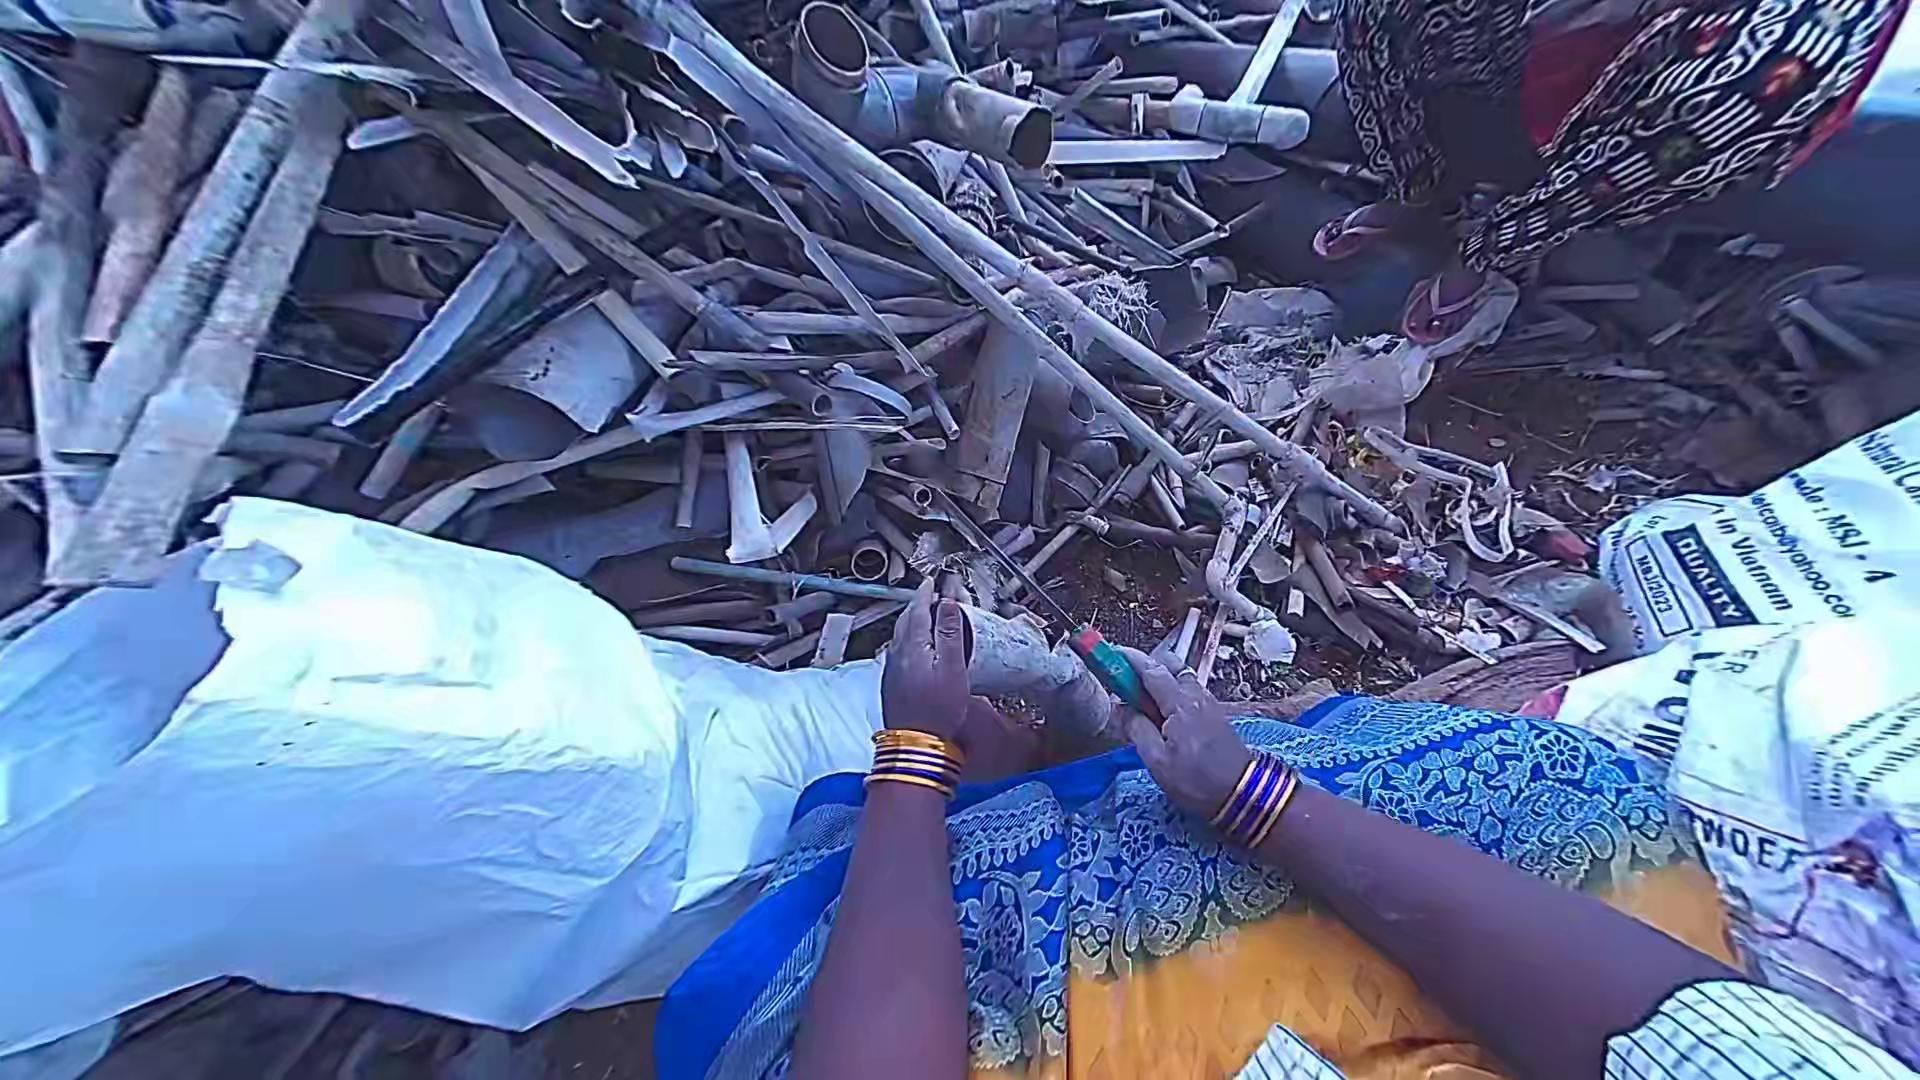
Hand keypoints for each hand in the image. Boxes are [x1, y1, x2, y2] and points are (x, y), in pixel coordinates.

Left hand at [880, 580, 969, 739]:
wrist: (915, 744)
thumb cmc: (937, 709)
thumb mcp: (952, 668)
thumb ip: (949, 633)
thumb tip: (948, 603)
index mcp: (911, 645)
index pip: (917, 609)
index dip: (925, 593)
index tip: (931, 582)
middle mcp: (897, 653)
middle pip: (906, 620)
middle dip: (918, 605)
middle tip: (930, 595)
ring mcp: (892, 668)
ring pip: (901, 635)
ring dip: (913, 621)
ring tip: (926, 616)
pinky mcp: (893, 682)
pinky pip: (900, 650)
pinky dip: (910, 638)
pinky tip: (918, 647)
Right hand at [1114, 645, 1251, 821]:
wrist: (1246, 797)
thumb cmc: (1198, 781)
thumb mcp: (1157, 761)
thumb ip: (1136, 729)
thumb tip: (1120, 708)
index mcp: (1179, 704)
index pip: (1151, 670)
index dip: (1129, 659)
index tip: (1112, 654)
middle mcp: (1196, 696)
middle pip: (1169, 665)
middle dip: (1146, 666)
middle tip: (1126, 682)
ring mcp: (1208, 703)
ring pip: (1181, 676)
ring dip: (1160, 679)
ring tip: (1144, 701)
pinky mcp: (1215, 714)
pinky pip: (1189, 690)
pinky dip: (1172, 690)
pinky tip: (1165, 713)